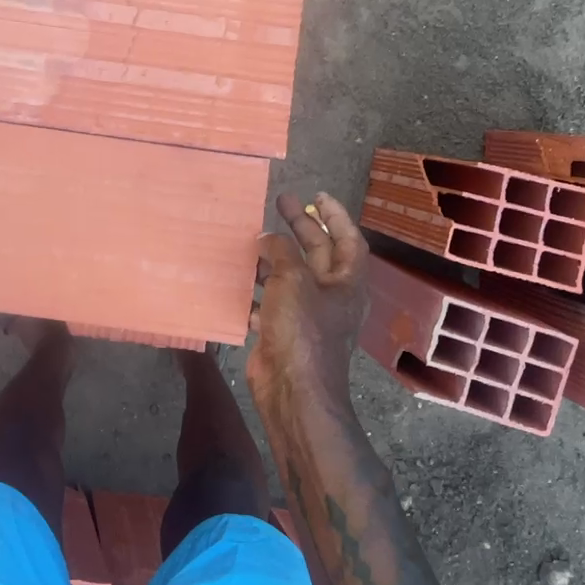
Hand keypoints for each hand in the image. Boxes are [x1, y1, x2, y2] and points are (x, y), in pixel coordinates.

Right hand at [246, 192, 368, 396]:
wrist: (293, 389)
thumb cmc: (302, 330)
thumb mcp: (294, 279)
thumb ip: (281, 252)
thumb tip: (268, 239)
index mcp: (346, 283)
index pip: (348, 240)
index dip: (335, 216)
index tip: (317, 195)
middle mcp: (329, 296)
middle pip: (318, 253)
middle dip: (300, 227)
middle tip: (280, 202)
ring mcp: (305, 315)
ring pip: (290, 276)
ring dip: (273, 257)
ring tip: (250, 238)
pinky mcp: (281, 332)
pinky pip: (268, 301)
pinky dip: (254, 289)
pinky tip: (236, 278)